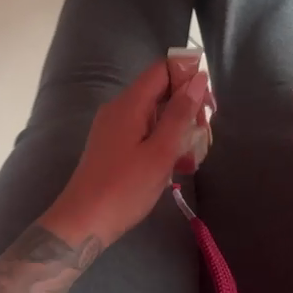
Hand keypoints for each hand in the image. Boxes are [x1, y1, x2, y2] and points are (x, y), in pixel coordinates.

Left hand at [43, 60, 212, 247]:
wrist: (84, 222)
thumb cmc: (125, 187)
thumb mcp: (160, 152)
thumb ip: (180, 114)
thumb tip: (198, 79)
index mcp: (129, 104)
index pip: (162, 70)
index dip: (188, 78)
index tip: (208, 104)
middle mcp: (119, 109)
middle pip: (160, 92)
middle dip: (187, 107)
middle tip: (204, 134)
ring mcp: (114, 128)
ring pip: (154, 115)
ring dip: (178, 129)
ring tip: (194, 156)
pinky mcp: (113, 146)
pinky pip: (144, 133)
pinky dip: (163, 142)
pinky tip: (178, 167)